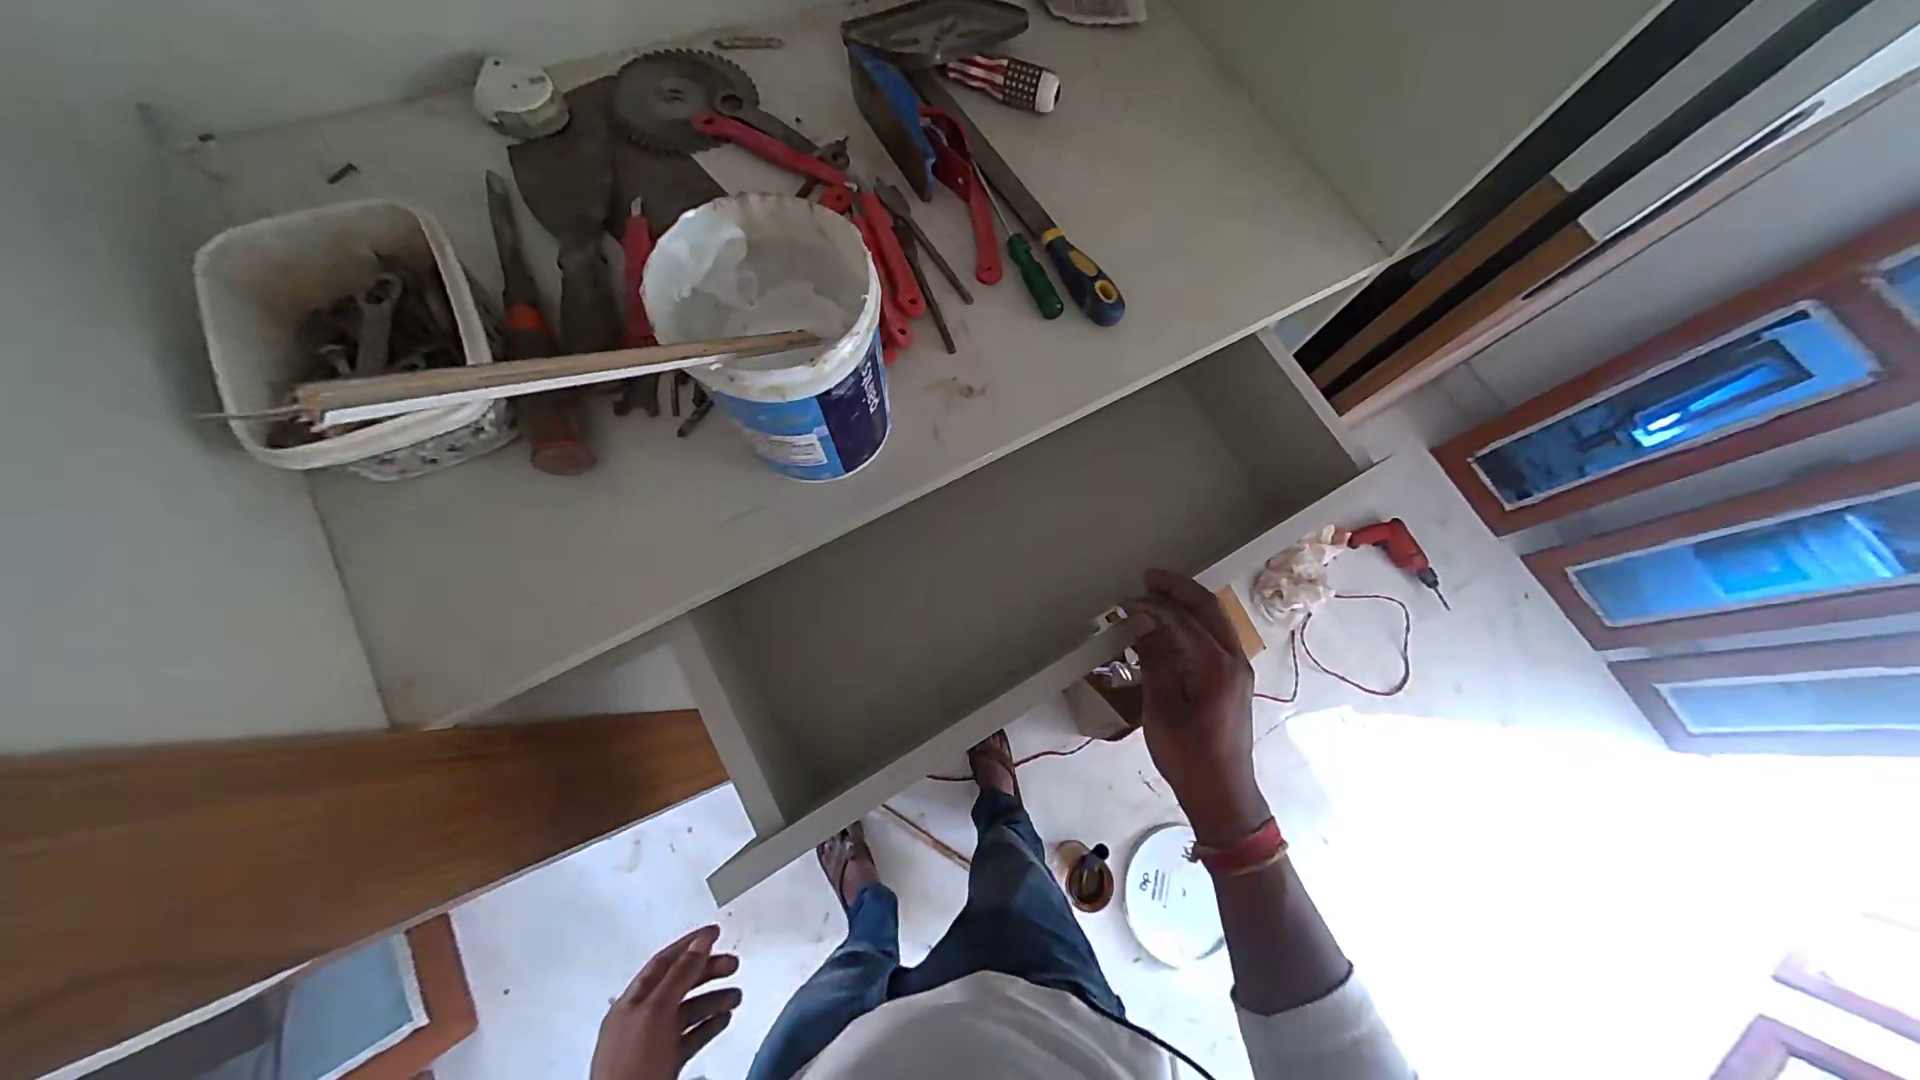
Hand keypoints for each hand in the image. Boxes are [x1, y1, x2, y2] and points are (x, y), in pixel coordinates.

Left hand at [590, 925, 740, 1079]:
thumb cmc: (630, 1068)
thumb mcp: (657, 1011)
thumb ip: (680, 974)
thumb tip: (700, 943)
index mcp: (633, 1002)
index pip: (665, 961)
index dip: (691, 943)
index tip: (714, 932)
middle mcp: (642, 1019)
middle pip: (680, 984)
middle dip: (708, 970)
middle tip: (732, 964)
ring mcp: (652, 1043)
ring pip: (689, 1011)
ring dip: (714, 999)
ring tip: (735, 996)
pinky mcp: (664, 1065)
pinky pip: (691, 1036)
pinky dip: (709, 1025)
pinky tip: (722, 1020)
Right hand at [1126, 569, 1270, 846]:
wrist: (1222, 793)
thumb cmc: (1188, 756)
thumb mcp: (1161, 709)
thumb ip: (1155, 660)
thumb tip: (1145, 622)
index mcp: (1216, 666)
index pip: (1181, 620)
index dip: (1151, 606)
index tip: (1125, 602)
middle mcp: (1234, 660)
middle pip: (1209, 608)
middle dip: (1178, 588)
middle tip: (1149, 577)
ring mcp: (1238, 669)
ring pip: (1215, 619)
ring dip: (1188, 602)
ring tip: (1157, 593)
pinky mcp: (1233, 679)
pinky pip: (1215, 636)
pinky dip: (1194, 621)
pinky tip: (1172, 624)